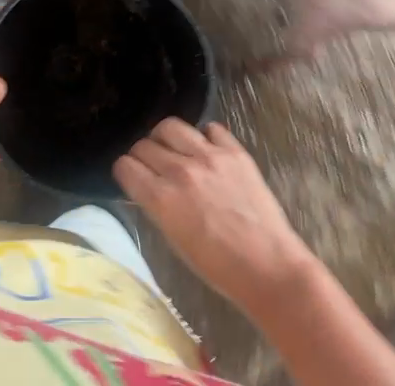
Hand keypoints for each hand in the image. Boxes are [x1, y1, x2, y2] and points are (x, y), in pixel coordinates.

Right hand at [114, 119, 315, 308]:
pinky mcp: (235, 152)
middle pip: (143, 145)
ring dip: (165, 139)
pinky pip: (210, 128)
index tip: (131, 178)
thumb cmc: (219, 268)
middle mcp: (181, 171)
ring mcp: (210, 158)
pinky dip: (203, 137)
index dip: (125, 172)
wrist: (270, 268)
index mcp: (162, 199)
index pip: (125, 166)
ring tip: (175, 151)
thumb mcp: (174, 241)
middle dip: (142, 156)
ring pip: (170, 126)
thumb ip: (155, 206)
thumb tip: (146, 186)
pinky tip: (206, 152)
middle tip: (152, 168)